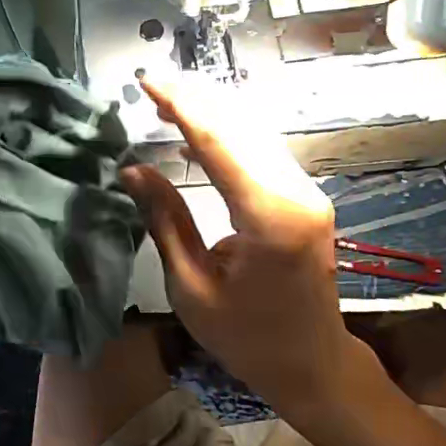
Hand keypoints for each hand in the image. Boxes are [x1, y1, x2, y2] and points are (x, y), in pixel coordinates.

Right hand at [119, 78, 386, 421]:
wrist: (312, 364)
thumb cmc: (245, 336)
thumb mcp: (190, 285)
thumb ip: (165, 220)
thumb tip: (134, 168)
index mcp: (269, 217)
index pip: (219, 143)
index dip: (179, 107)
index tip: (147, 82)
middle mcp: (297, 194)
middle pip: (240, 127)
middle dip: (194, 99)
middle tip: (150, 81)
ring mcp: (306, 194)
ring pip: (254, 133)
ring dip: (209, 112)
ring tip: (164, 98)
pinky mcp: (303, 200)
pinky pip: (260, 153)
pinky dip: (225, 136)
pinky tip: (192, 136)